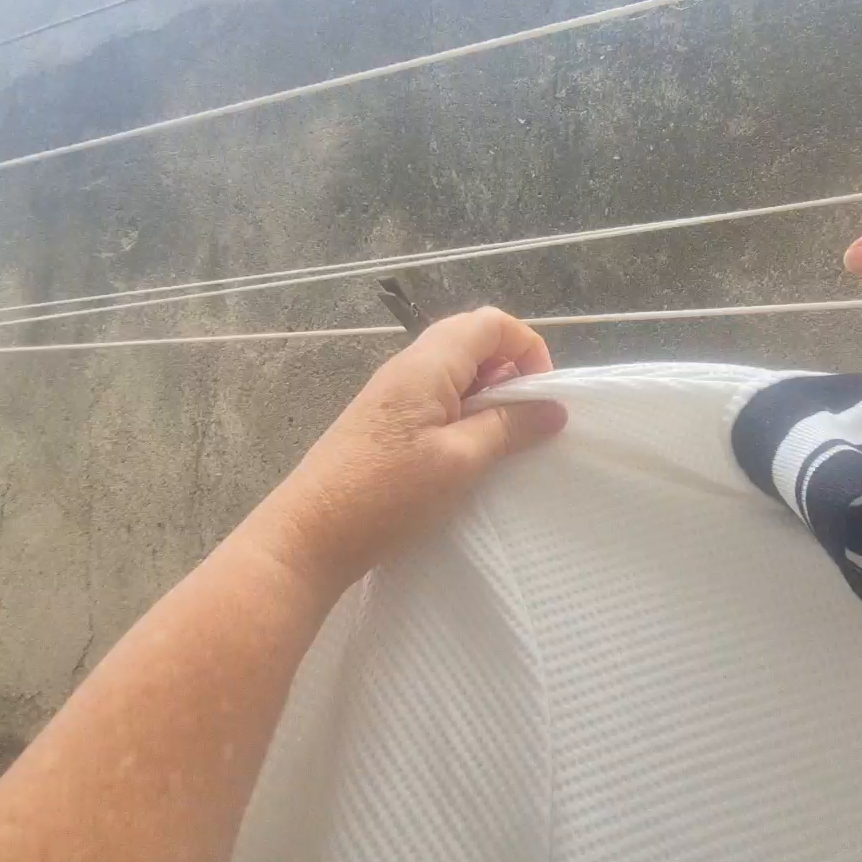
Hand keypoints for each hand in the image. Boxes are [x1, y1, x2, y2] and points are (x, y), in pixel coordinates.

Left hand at [242, 307, 567, 592]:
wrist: (307, 537)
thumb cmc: (386, 494)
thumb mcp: (460, 461)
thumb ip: (509, 427)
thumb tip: (554, 408)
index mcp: (427, 364)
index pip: (491, 323)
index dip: (528, 348)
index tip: (543, 395)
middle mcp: (409, 367)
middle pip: (474, 341)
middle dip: (512, 371)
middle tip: (527, 418)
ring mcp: (394, 394)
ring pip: (457, 372)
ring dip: (489, 395)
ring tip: (502, 439)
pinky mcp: (386, 421)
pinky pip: (438, 398)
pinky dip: (466, 413)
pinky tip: (469, 452)